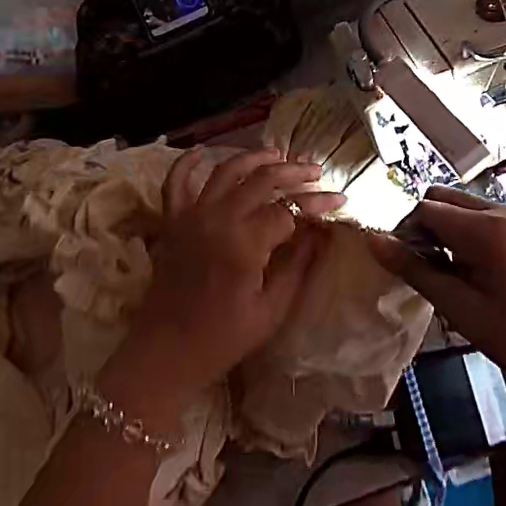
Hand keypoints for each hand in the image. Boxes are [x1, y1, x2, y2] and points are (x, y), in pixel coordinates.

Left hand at [105, 148, 344, 423]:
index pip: (290, 209)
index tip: (340, 201)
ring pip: (226, 170)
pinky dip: (187, 163)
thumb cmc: (223, 339)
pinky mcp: (172, 222)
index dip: (318, 203)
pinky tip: (202, 151)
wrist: (164, 354)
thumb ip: (299, 265)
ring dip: (255, 158)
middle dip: (295, 172)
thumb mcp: (272, 309)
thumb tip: (322, 231)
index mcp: (244, 242)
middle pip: (263, 180)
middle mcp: (217, 219)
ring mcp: (191, 216)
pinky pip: (175, 182)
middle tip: (317, 171)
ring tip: (279, 154)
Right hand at [366, 187, 505, 402]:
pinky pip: (493, 219)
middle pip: (448, 199)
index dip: (407, 232)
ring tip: (456, 276)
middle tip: (427, 269)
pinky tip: (482, 274)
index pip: (427, 208)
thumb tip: (374, 241)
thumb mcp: (461, 310)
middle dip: (427, 226)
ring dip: (451, 231)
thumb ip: (416, 271)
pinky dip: (475, 235)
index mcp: (488, 228)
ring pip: (470, 208)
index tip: (406, 265)